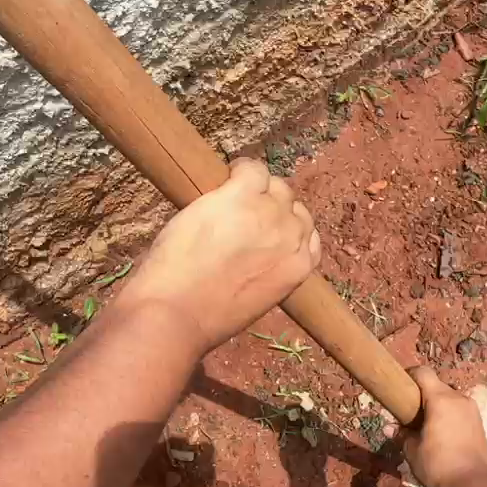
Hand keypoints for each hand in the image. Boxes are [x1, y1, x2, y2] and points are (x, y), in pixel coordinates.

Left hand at [114, 157, 320, 356]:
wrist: (178, 312)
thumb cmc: (208, 316)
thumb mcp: (257, 300)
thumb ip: (267, 272)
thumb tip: (253, 252)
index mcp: (300, 267)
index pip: (308, 235)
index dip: (285, 229)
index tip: (266, 230)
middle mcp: (292, 237)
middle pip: (291, 206)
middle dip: (271, 208)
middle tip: (242, 213)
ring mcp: (269, 213)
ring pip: (274, 185)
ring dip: (256, 188)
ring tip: (230, 196)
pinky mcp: (240, 196)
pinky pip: (252, 169)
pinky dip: (239, 169)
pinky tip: (223, 178)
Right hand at [400, 367, 486, 486]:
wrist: (473, 485)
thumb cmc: (438, 464)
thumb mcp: (413, 451)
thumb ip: (401, 435)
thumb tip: (388, 428)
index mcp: (440, 399)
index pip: (423, 373)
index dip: (409, 375)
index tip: (399, 387)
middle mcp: (459, 398)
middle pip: (437, 385)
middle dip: (422, 395)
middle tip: (410, 413)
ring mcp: (472, 410)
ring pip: (450, 398)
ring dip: (437, 406)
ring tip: (426, 425)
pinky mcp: (479, 423)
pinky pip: (460, 411)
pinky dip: (449, 416)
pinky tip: (442, 434)